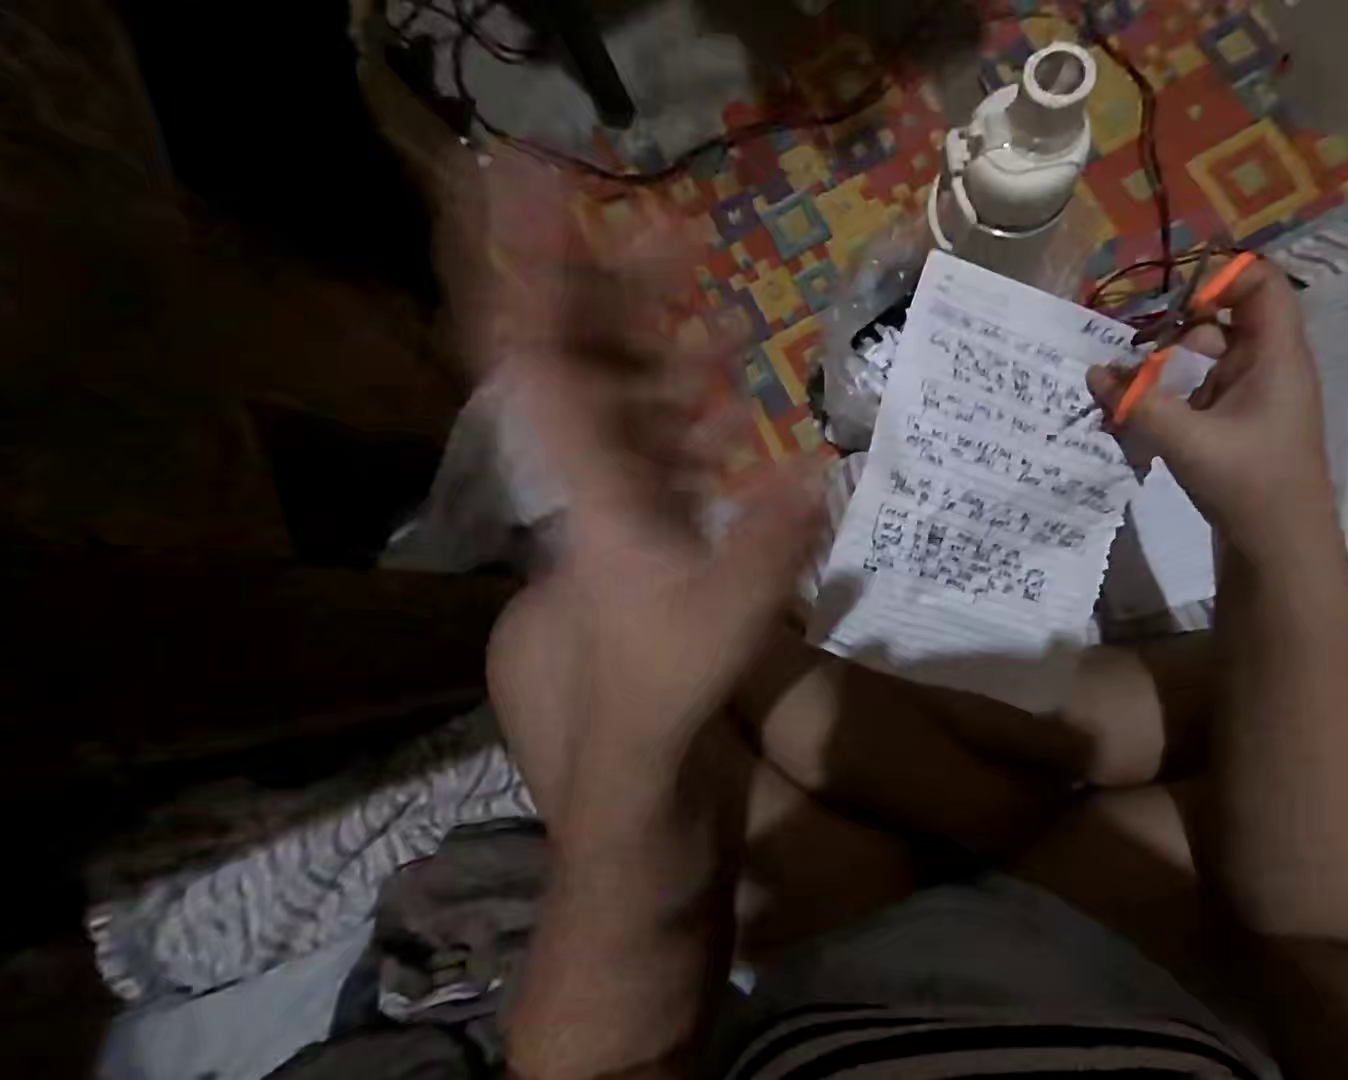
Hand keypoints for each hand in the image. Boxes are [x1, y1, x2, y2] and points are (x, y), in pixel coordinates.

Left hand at [485, 170, 822, 760]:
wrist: (629, 762)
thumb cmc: (657, 694)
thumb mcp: (720, 619)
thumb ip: (770, 546)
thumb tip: (821, 468)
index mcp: (582, 498)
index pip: (536, 372)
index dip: (525, 280)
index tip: (527, 197)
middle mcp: (580, 488)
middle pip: (579, 373)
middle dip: (615, 298)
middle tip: (661, 239)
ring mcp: (604, 508)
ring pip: (617, 412)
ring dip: (654, 357)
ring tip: (702, 310)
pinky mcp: (630, 532)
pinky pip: (646, 456)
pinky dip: (677, 421)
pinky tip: (717, 403)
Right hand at [1086, 256, 1334, 552]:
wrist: (1277, 542)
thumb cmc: (1247, 481)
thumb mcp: (1186, 439)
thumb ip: (1137, 404)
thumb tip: (1094, 373)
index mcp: (1273, 357)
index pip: (1258, 286)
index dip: (1215, 281)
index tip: (1163, 307)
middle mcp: (1263, 367)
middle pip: (1218, 324)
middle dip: (1167, 335)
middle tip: (1124, 355)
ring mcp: (1246, 397)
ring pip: (1198, 363)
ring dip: (1157, 372)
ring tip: (1117, 393)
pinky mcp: (1229, 423)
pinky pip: (1192, 394)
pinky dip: (1161, 399)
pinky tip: (1129, 419)